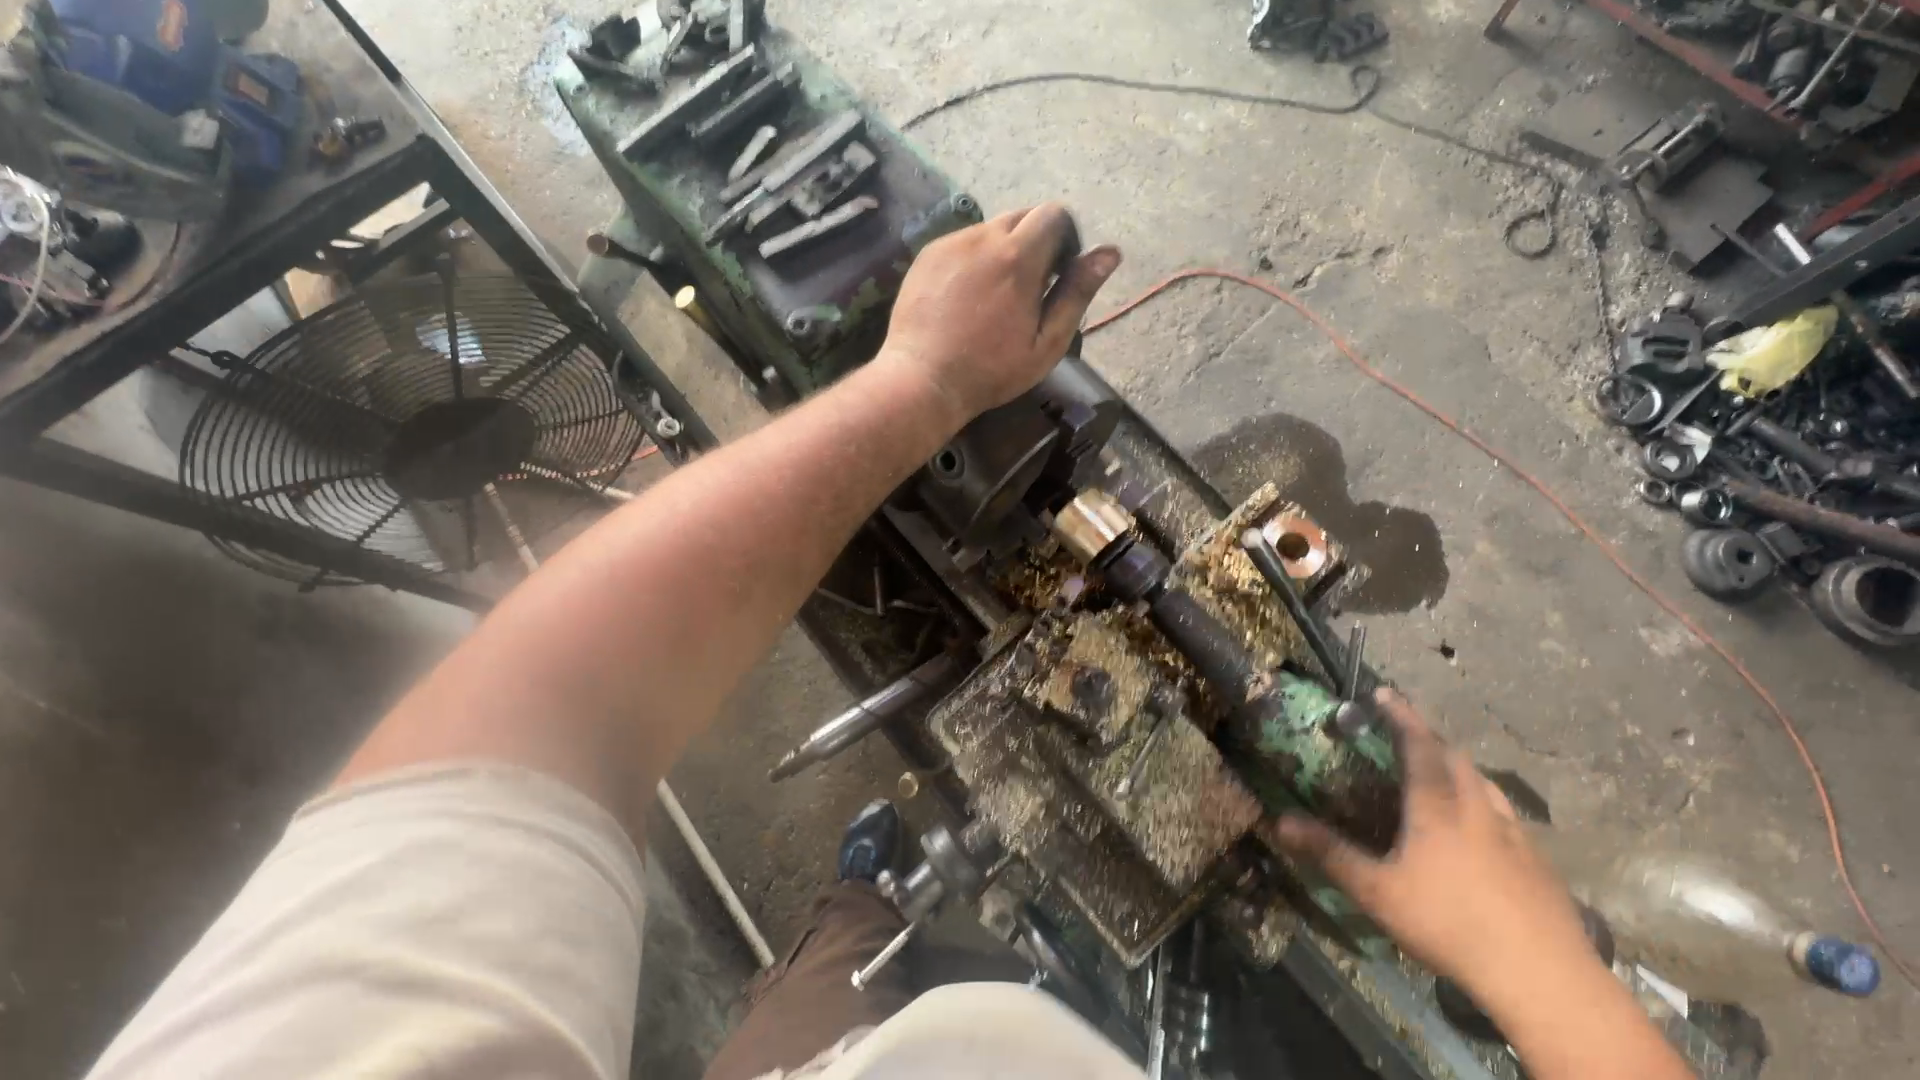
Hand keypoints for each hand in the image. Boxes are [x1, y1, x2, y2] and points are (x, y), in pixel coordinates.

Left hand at [878, 203, 1120, 422]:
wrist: (922, 379)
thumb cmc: (991, 370)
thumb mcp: (1046, 342)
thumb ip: (1077, 293)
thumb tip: (1110, 253)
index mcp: (1018, 257)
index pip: (1054, 215)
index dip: (1065, 240)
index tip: (1058, 275)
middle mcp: (983, 237)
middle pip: (1023, 216)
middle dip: (1036, 242)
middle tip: (1030, 290)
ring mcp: (950, 243)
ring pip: (991, 229)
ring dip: (1004, 251)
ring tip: (995, 297)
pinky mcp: (927, 255)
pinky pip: (963, 243)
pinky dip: (974, 260)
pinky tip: (967, 299)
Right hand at [1271, 690, 1599, 1004]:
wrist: (1542, 974)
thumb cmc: (1449, 924)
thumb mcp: (1376, 892)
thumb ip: (1330, 854)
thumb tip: (1280, 821)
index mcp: (1437, 806)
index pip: (1418, 745)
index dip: (1400, 716)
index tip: (1383, 694)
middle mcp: (1478, 808)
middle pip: (1455, 757)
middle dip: (1428, 737)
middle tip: (1404, 736)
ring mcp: (1515, 834)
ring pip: (1485, 783)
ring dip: (1459, 768)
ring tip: (1441, 775)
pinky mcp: (1538, 862)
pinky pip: (1505, 814)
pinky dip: (1484, 803)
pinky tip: (1480, 832)